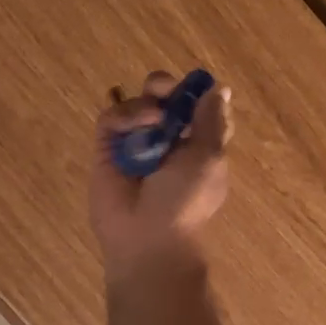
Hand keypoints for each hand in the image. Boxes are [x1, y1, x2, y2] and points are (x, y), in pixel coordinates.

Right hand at [88, 70, 232, 277]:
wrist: (147, 237)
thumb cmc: (186, 200)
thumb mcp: (210, 157)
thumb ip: (211, 120)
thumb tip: (219, 89)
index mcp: (196, 146)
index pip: (196, 109)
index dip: (196, 95)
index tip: (196, 92)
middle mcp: (164, 142)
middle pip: (162, 99)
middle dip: (164, 88)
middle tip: (163, 91)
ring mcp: (133, 146)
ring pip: (136, 105)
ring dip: (145, 104)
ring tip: (152, 120)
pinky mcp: (105, 151)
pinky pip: (110, 120)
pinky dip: (123, 116)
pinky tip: (134, 127)